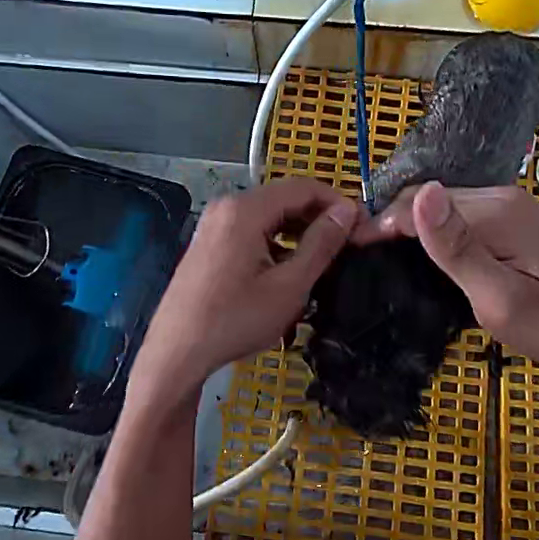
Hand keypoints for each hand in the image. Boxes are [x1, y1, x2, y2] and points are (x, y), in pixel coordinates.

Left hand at [133, 178, 357, 403]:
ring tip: (319, 265)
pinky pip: (251, 233)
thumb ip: (321, 245)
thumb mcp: (289, 286)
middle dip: (318, 220)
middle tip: (345, 248)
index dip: (337, 203)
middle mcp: (227, 207)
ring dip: (297, 234)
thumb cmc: (234, 320)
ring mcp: (213, 225)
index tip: (361, 227)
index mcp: (246, 210)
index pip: (303, 187)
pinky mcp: (208, 244)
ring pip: (268, 218)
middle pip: (284, 200)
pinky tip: (286, 273)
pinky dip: (275, 245)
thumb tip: (346, 211)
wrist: (177, 351)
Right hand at [357, 182, 538, 386]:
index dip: (377, 225)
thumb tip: (421, 193)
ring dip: (411, 233)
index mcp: (495, 211)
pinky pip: (462, 222)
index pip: (416, 203)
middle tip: (361, 267)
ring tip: (383, 267)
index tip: (346, 254)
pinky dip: (435, 239)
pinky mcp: (516, 226)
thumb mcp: (500, 298)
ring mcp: (511, 210)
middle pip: (428, 202)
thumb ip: (456, 249)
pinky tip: (423, 264)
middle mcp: (502, 199)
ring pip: (443, 211)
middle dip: (391, 227)